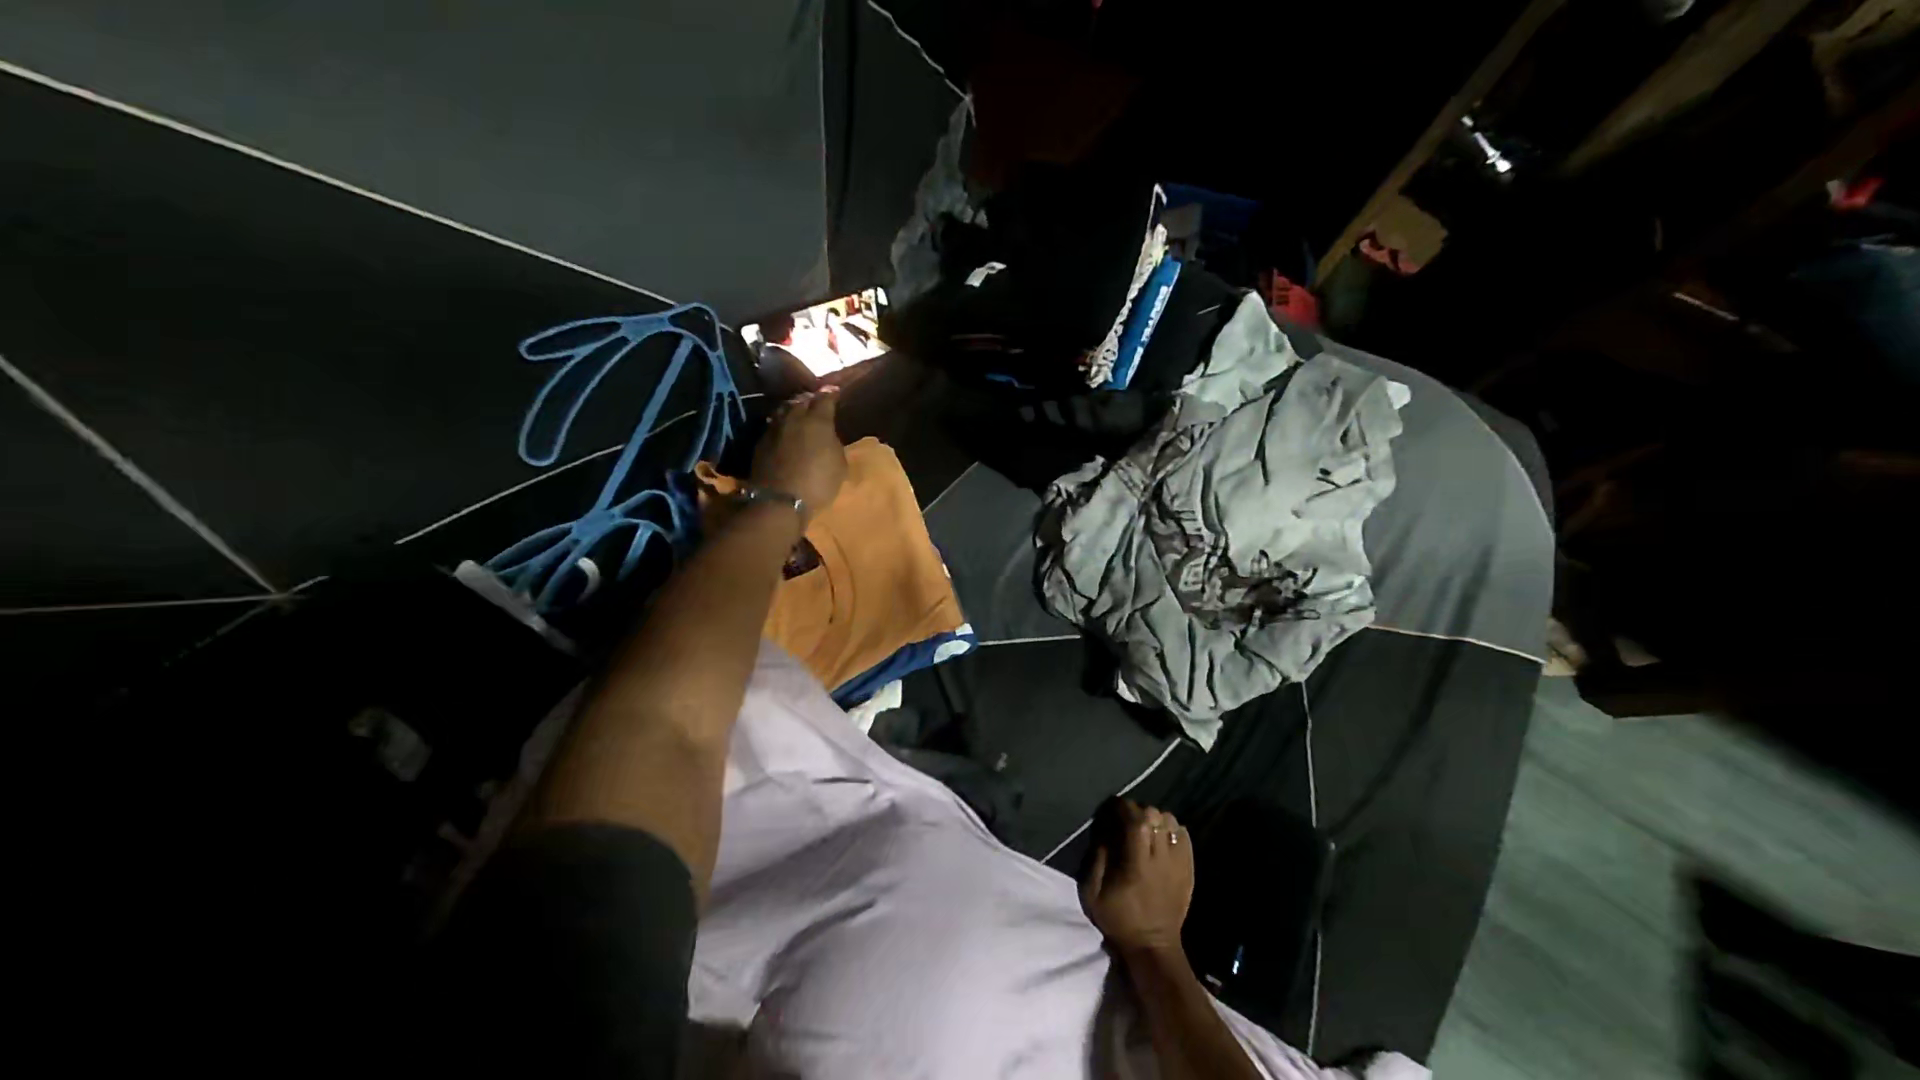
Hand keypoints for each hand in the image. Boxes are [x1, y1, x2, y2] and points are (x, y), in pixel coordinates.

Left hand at [749, 389, 846, 526]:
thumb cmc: (818, 482)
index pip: (826, 398)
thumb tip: (828, 437)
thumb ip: (834, 444)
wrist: (779, 500)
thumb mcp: (839, 465)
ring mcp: (775, 428)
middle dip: (811, 399)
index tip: (835, 391)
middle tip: (817, 401)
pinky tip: (785, 430)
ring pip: (785, 410)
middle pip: (803, 400)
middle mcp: (794, 417)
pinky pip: (774, 425)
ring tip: (799, 413)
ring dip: (793, 409)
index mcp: (818, 420)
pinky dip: (782, 424)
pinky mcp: (761, 442)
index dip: (831, 394)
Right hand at [1081, 800, 1192, 955]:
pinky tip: (1163, 837)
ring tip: (1146, 827)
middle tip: (1127, 818)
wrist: (1153, 946)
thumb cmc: (1119, 919)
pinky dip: (1173, 830)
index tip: (1113, 806)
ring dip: (1157, 819)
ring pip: (1171, 823)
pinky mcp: (1189, 870)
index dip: (1124, 808)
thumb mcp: (1094, 894)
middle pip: (1155, 817)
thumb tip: (1104, 834)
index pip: (1136, 821)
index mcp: (1136, 863)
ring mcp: (1178, 863)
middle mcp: (1160, 858)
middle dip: (1139, 811)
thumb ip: (1097, 860)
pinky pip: (1185, 837)